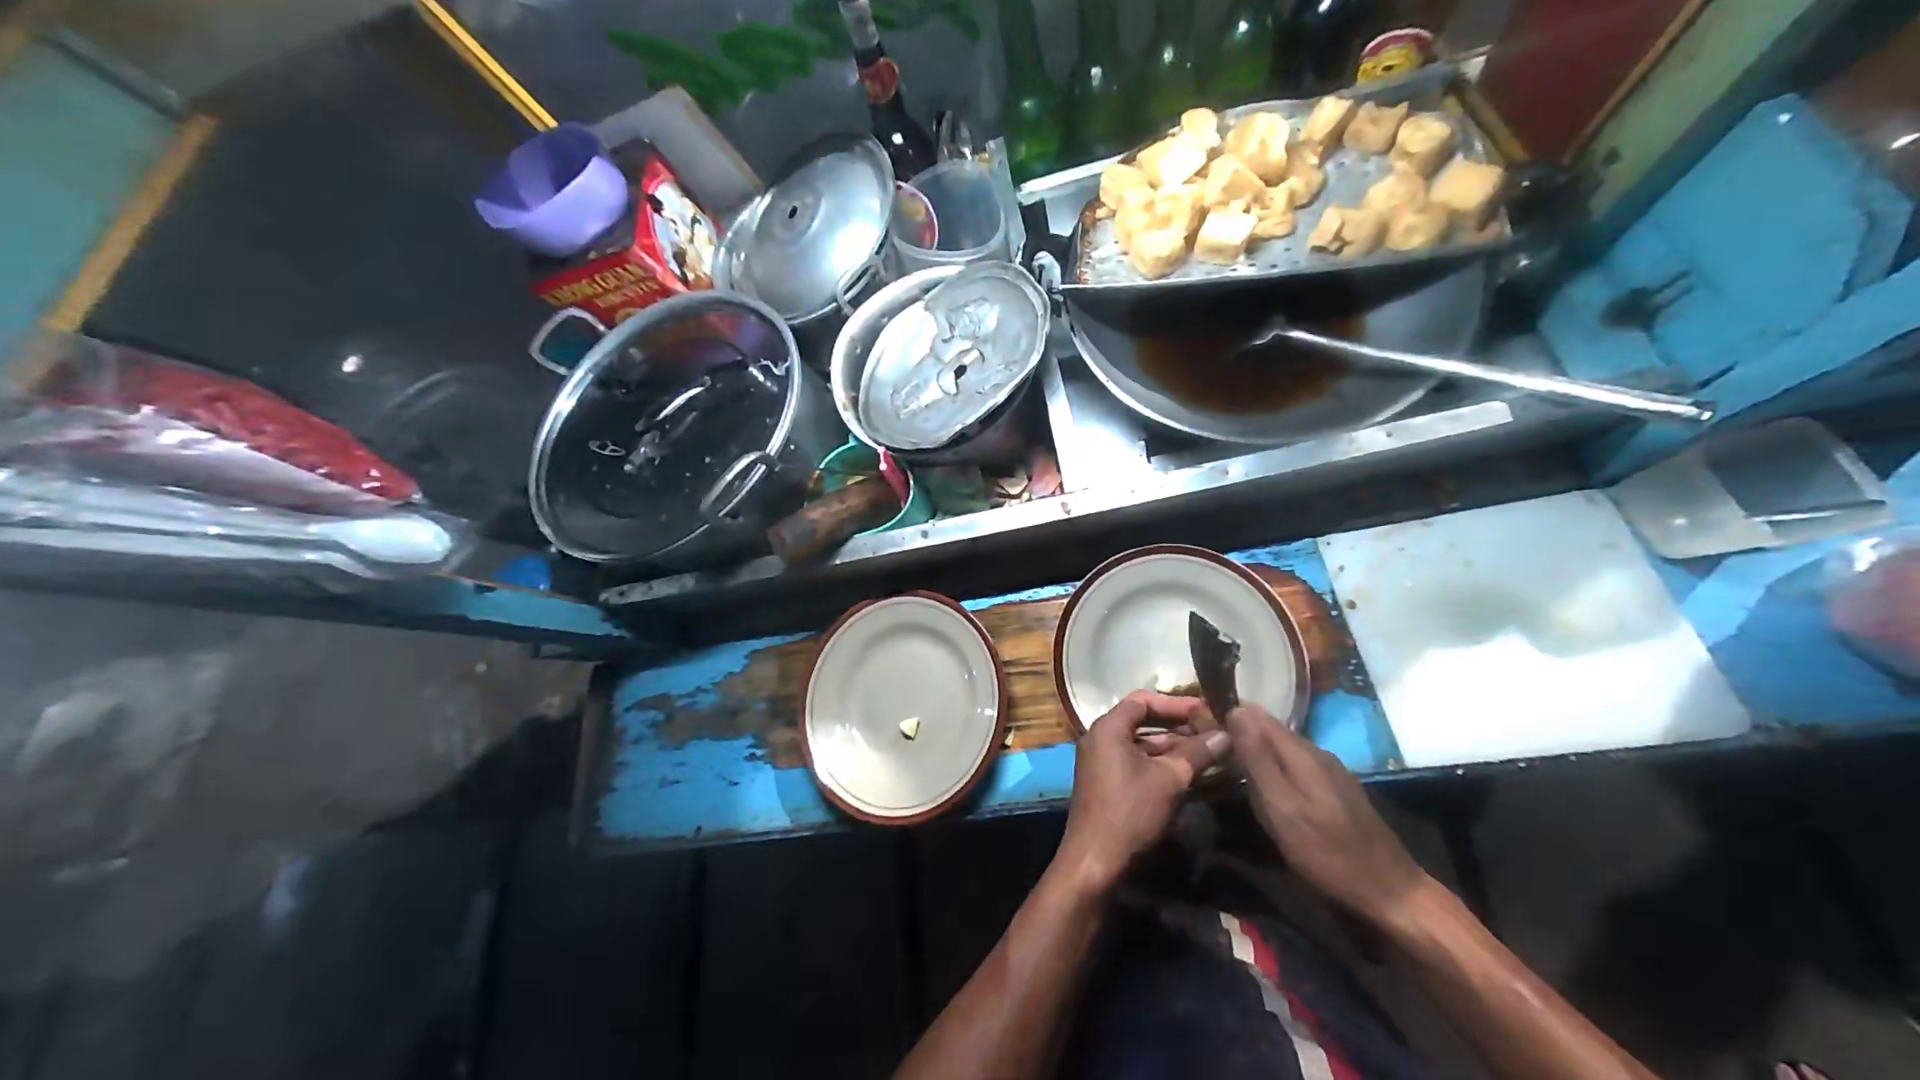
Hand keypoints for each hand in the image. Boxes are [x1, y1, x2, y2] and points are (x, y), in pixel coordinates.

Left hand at [1057, 692, 1233, 890]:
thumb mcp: (1170, 779)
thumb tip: (1226, 734)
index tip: (1205, 711)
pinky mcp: (1105, 779)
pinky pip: (1135, 758)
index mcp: (1108, 727)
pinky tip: (1188, 770)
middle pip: (1141, 719)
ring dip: (1171, 744)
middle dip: (1177, 724)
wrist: (1096, 858)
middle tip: (1211, 729)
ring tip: (1207, 749)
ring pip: (1140, 741)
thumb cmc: (1131, 811)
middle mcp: (1100, 737)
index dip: (1176, 703)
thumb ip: (1198, 752)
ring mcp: (1100, 759)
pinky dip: (1159, 760)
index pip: (1143, 700)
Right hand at [1224, 704, 1428, 926]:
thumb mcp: (1280, 806)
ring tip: (1227, 764)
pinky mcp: (1336, 790)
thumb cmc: (1326, 851)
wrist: (1389, 891)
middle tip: (1208, 748)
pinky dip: (1273, 767)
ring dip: (1256, 750)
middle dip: (1239, 732)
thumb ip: (1257, 758)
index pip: (1256, 715)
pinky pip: (1295, 765)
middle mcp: (1317, 752)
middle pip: (1270, 729)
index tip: (1199, 724)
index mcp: (1301, 752)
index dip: (1228, 714)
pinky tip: (1264, 785)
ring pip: (1282, 748)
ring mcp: (1330, 771)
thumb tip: (1236, 710)